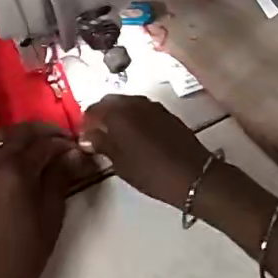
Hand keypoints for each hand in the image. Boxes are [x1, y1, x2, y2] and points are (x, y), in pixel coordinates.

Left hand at [0, 122, 96, 277]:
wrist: (1, 272)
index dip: (65, 143)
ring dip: (28, 136)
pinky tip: (33, 159)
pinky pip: (0, 149)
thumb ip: (61, 176)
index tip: (81, 147)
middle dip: (46, 132)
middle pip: (22, 132)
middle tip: (67, 141)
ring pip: (7, 137)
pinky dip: (16, 145)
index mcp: (16, 170)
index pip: (44, 144)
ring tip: (50, 146)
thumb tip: (75, 152)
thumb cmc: (32, 245)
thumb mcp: (53, 209)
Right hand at [80, 94, 215, 206]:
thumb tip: (86, 136)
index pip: (92, 110)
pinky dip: (133, 117)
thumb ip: (101, 144)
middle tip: (98, 137)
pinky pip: (141, 109)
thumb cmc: (150, 172)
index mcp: (117, 113)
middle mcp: (133, 102)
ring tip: (116, 137)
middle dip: (101, 116)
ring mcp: (151, 105)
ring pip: (126, 104)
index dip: (86, 124)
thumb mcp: (120, 163)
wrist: (193, 175)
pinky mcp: (165, 112)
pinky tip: (135, 136)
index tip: (85, 139)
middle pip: (109, 102)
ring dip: (118, 115)